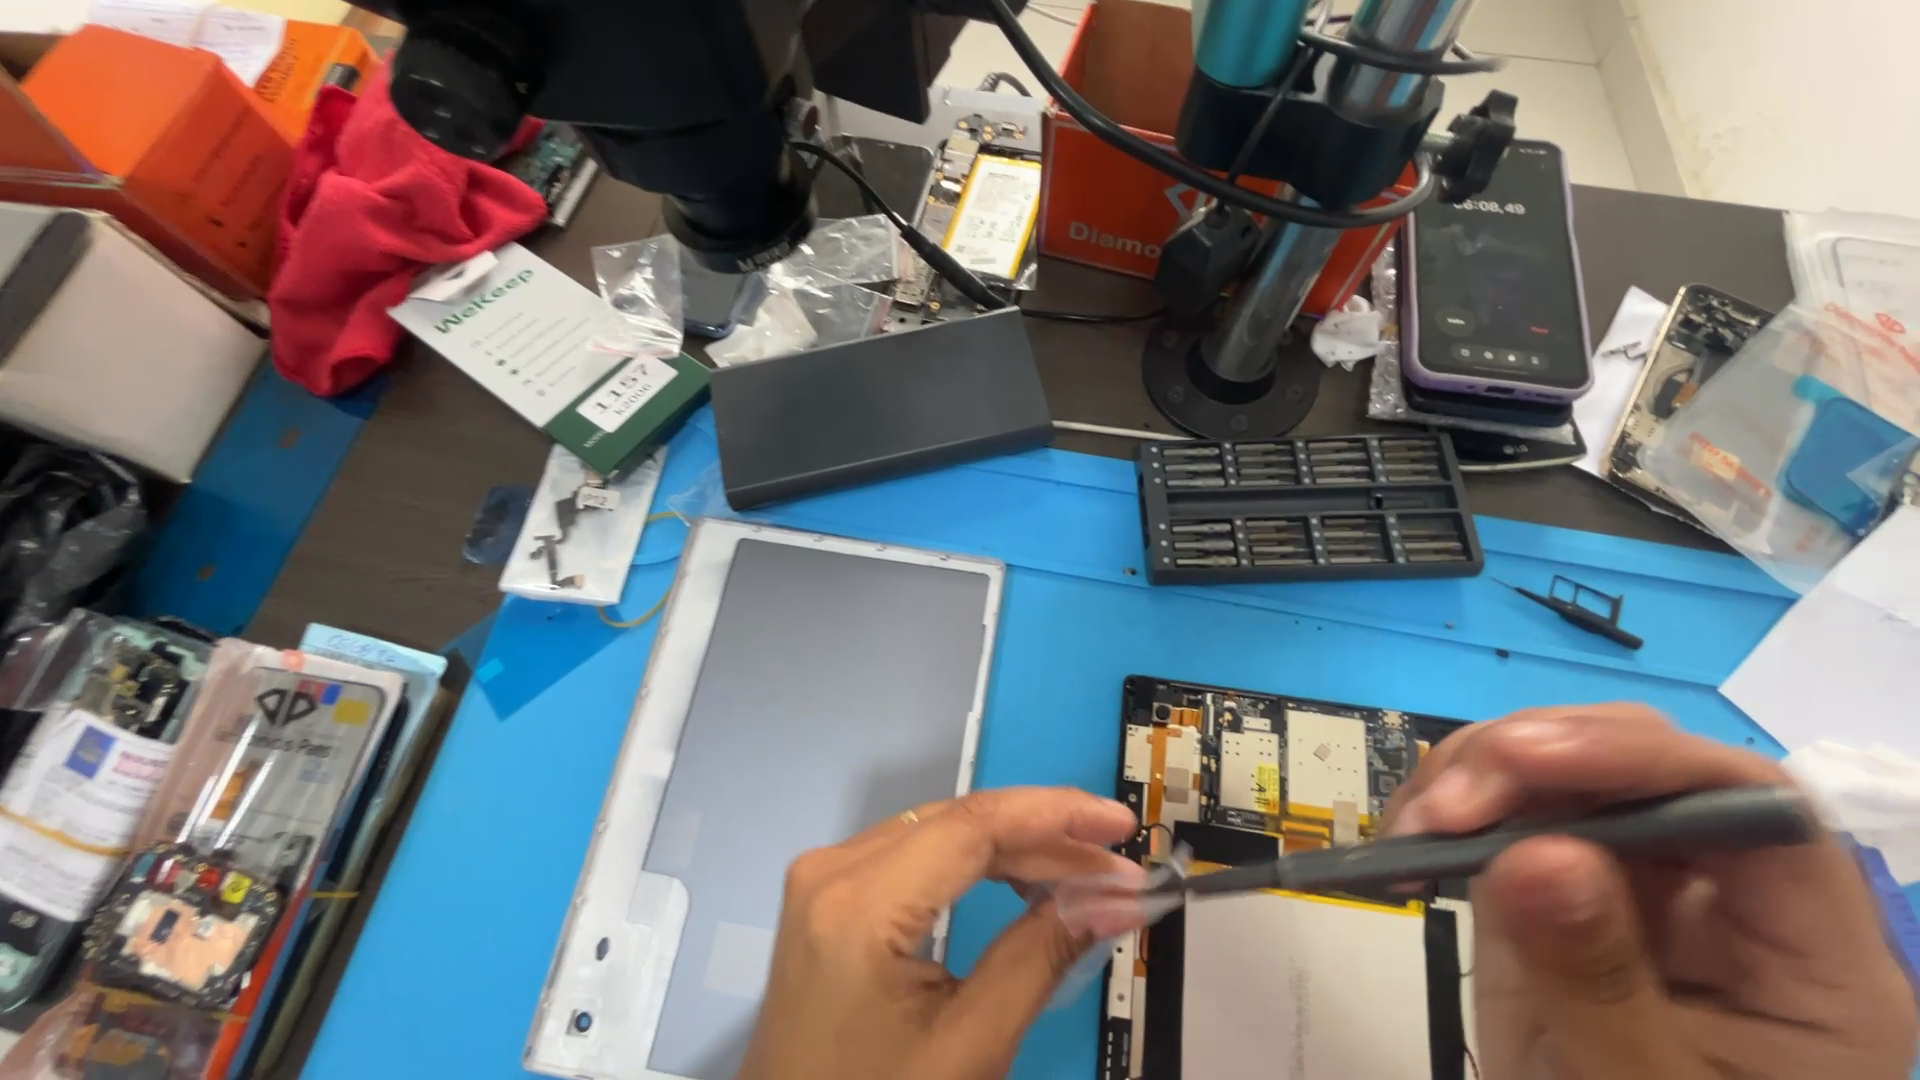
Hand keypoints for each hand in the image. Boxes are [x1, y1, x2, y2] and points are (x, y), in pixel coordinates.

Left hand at [737, 788, 1139, 1079]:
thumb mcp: (969, 1045)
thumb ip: (1041, 955)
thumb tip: (1115, 899)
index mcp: (859, 903)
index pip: (972, 825)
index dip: (1054, 814)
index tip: (1120, 824)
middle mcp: (834, 867)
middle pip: (958, 824)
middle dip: (1043, 839)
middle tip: (1114, 867)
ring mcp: (826, 876)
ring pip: (940, 833)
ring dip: (1014, 849)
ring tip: (1083, 876)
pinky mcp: (830, 893)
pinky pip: (916, 855)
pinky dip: (974, 864)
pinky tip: (1022, 882)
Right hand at [1384, 705, 1917, 1078]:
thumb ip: (1597, 982)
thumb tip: (1537, 851)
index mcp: (1799, 953)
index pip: (1747, 803)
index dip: (1637, 759)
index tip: (1515, 762)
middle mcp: (1714, 895)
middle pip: (1640, 763)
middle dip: (1527, 760)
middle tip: (1442, 807)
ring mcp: (1623, 883)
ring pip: (1558, 768)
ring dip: (1469, 776)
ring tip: (1406, 834)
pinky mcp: (1543, 882)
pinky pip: (1500, 810)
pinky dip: (1441, 808)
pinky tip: (1403, 845)